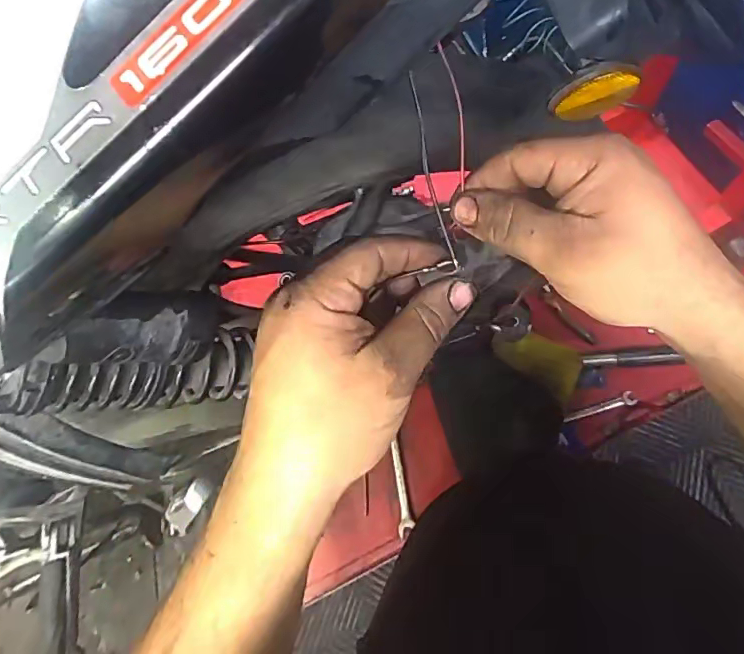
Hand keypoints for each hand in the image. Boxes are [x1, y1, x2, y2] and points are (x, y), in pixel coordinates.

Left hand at [238, 237, 473, 509]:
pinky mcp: (297, 347)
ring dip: (392, 299)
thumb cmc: (334, 427)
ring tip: (428, 315)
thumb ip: (427, 320)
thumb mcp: (391, 370)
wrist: (283, 492)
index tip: (453, 261)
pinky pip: (341, 316)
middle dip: (407, 276)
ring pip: (353, 294)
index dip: (415, 251)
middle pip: (360, 269)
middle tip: (445, 292)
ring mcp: (292, 324)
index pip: (370, 251)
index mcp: (311, 296)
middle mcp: (295, 300)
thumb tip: (460, 286)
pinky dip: (374, 319)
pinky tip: (400, 334)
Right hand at [453, 134, 743, 342]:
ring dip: (525, 211)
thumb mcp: (561, 250)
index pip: (521, 156)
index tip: (457, 216)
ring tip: (498, 241)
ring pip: (552, 185)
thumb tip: (462, 205)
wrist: (699, 303)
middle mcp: (604, 153)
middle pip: (536, 168)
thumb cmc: (630, 274)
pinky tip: (534, 240)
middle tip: (475, 235)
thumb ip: (509, 222)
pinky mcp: (621, 196)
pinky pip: (572, 196)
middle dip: (503, 199)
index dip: (484, 183)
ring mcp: (616, 174)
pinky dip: (549, 217)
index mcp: (592, 154)